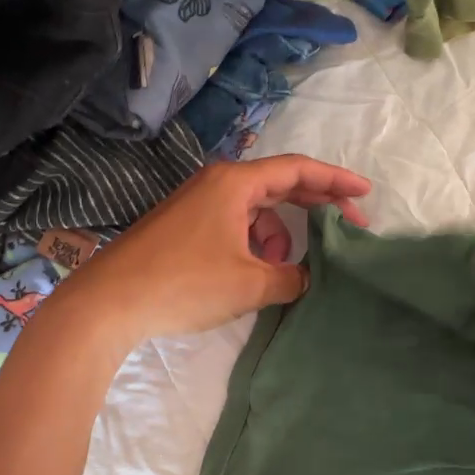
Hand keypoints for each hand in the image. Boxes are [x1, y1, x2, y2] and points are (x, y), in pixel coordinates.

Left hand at [62, 155, 369, 342]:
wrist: (108, 303)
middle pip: (280, 186)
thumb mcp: (250, 285)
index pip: (298, 171)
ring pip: (257, 212)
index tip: (366, 193)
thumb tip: (307, 277)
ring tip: (279, 272)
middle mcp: (218, 184)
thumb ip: (291, 277)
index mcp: (235, 184)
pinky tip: (253, 275)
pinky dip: (254, 246)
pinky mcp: (185, 226)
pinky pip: (235, 226)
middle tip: (349, 227)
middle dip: (316, 207)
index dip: (336, 180)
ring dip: (278, 238)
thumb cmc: (184, 284)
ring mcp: (198, 204)